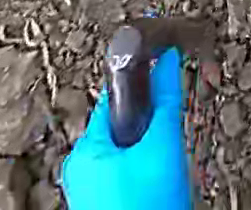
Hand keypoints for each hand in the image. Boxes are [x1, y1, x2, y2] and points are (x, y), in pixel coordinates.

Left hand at [60, 48, 190, 209]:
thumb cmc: (148, 203)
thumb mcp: (164, 141)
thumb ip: (166, 97)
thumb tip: (167, 60)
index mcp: (85, 149)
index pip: (114, 94)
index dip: (141, 76)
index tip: (161, 55)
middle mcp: (80, 167)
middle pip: (123, 118)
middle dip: (150, 116)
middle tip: (170, 124)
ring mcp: (90, 186)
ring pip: (127, 142)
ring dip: (150, 139)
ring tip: (166, 156)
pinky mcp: (102, 198)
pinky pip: (126, 163)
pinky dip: (145, 158)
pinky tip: (160, 171)